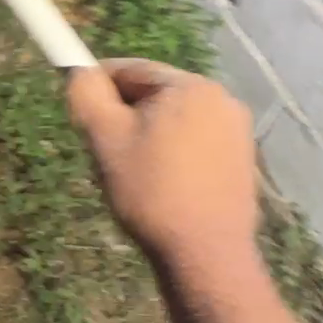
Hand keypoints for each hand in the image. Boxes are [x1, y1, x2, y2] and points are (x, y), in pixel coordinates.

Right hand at [66, 59, 258, 259]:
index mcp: (190, 86)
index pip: (130, 69)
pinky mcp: (242, 159)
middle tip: (106, 150)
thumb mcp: (105, 138)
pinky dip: (172, 152)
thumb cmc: (150, 191)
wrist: (204, 253)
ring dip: (148, 134)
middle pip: (154, 92)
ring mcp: (236, 130)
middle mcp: (221, 98)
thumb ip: (87, 94)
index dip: (98, 86)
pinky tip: (162, 184)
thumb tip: (80, 73)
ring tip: (134, 172)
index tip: (81, 113)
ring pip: (173, 118)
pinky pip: (195, 140)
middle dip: (125, 114)